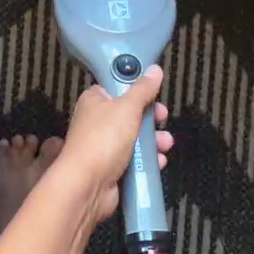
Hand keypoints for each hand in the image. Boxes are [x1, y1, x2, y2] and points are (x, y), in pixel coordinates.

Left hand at [47, 66, 174, 225]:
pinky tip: (159, 162)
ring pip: (134, 138)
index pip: (118, 88)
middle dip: (150, 119)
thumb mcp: (127, 107)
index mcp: (95, 100)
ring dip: (153, 141)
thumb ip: (143, 89)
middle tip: (162, 119)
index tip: (155, 95)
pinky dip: (147, 161)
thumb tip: (155, 69)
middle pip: (130, 114)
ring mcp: (104, 146)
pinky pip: (134, 160)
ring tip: (166, 144)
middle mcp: (97, 121)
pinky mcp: (111, 168)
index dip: (138, 91)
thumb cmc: (103, 139)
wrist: (88, 184)